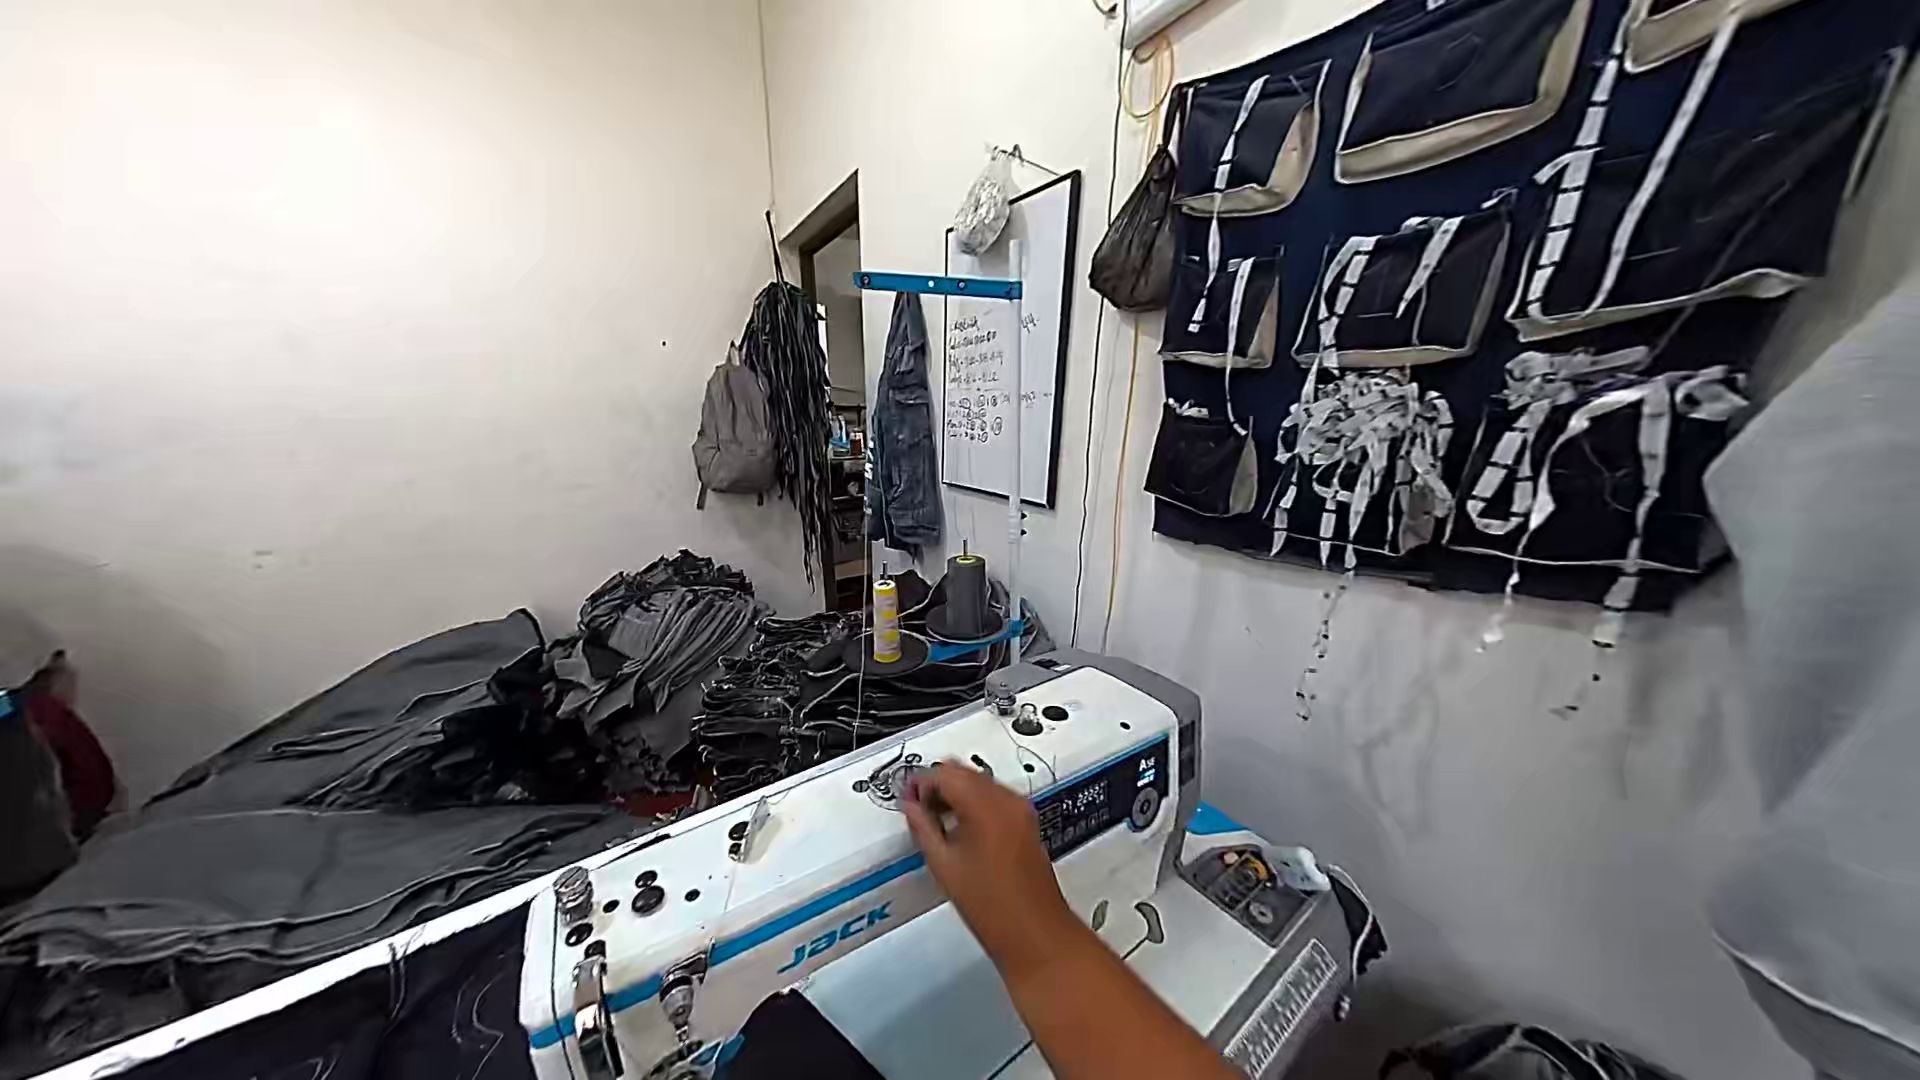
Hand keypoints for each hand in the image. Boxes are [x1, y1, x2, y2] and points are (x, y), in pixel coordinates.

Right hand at [903, 760, 1079, 972]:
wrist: (1035, 934)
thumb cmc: (991, 907)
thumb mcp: (945, 866)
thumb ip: (923, 828)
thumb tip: (910, 807)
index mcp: (986, 805)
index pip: (945, 774)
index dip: (921, 782)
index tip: (907, 797)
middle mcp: (1007, 798)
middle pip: (963, 771)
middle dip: (938, 784)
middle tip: (917, 807)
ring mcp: (1020, 807)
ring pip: (979, 780)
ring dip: (955, 791)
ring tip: (935, 820)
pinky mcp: (1026, 818)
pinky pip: (994, 795)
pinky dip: (974, 801)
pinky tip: (959, 826)